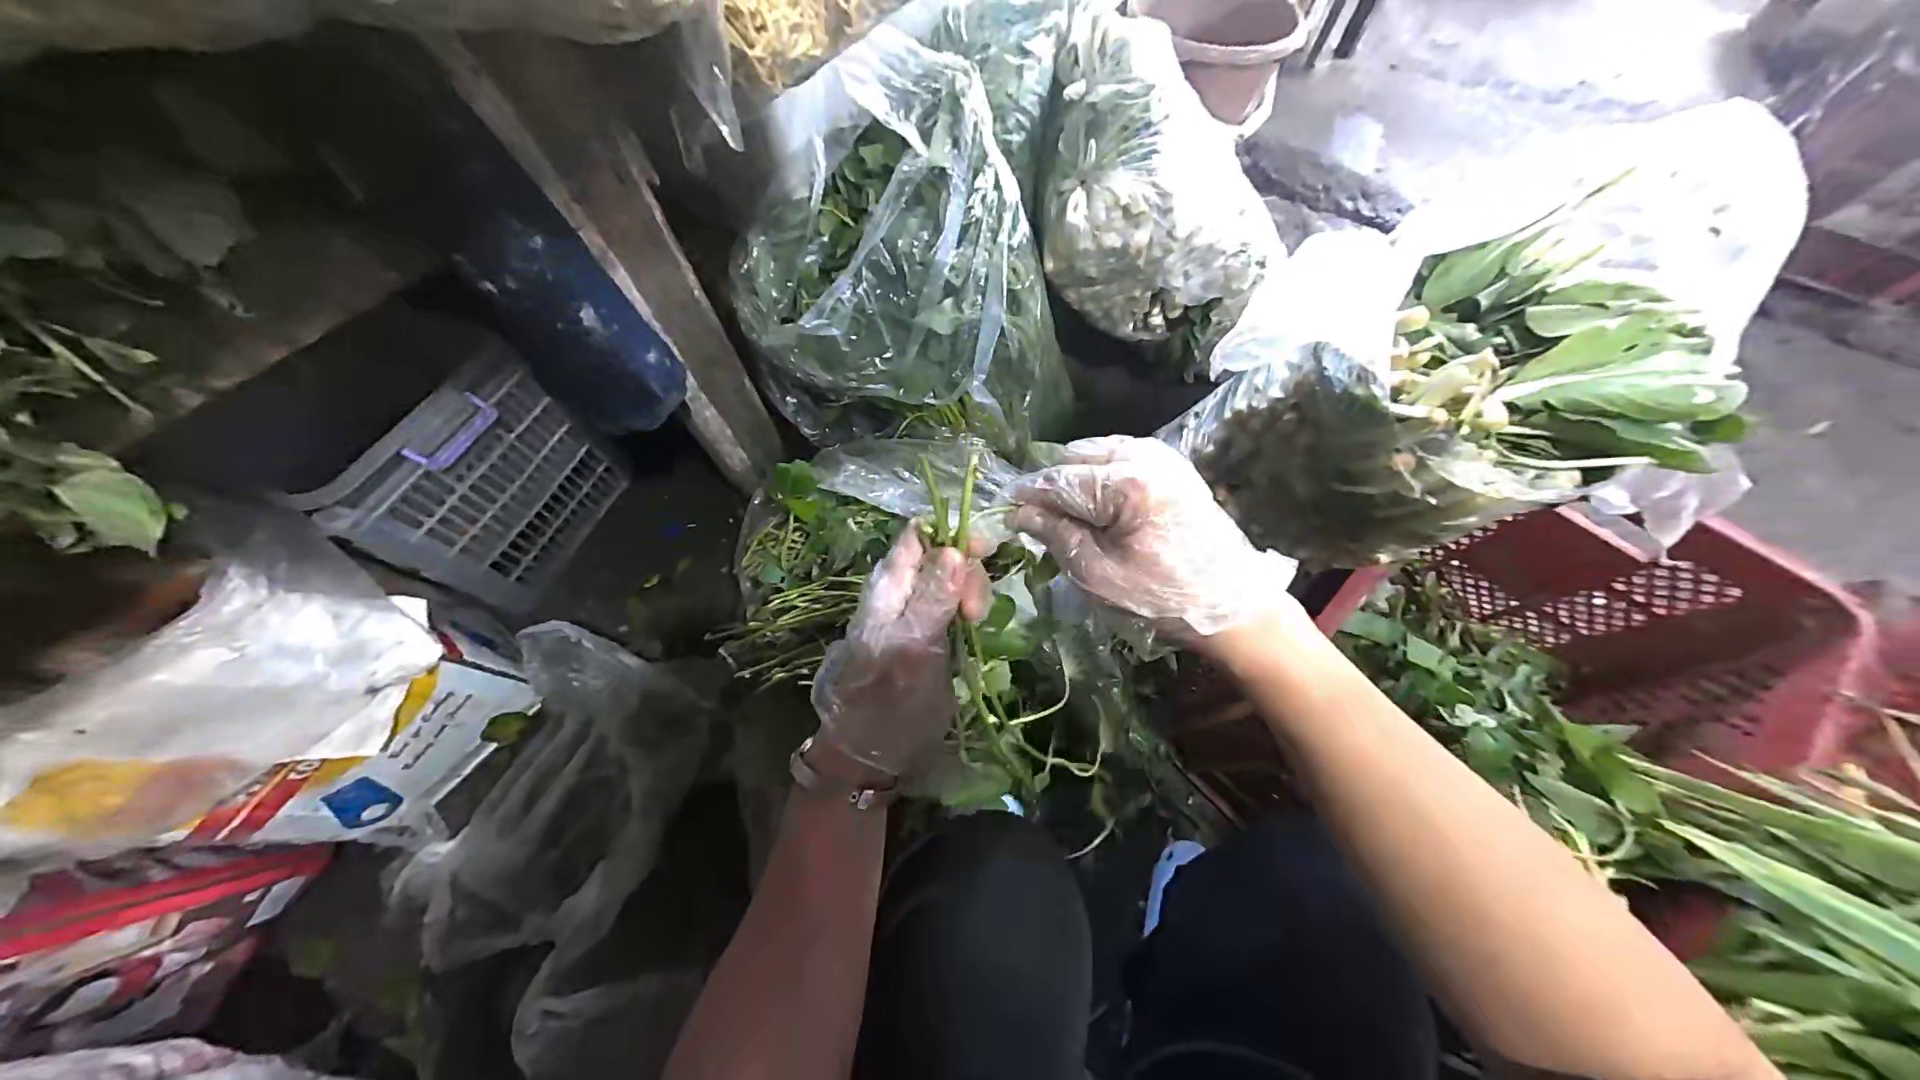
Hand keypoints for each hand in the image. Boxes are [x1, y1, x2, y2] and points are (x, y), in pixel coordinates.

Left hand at [810, 527, 991, 775]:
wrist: (871, 750)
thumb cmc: (888, 701)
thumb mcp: (911, 647)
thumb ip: (931, 598)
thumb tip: (954, 549)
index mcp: (888, 586)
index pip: (919, 536)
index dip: (952, 535)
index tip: (983, 554)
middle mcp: (901, 592)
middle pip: (942, 555)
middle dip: (967, 573)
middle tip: (976, 613)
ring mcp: (916, 613)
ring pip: (953, 579)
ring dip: (972, 593)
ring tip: (975, 625)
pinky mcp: (931, 633)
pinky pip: (955, 605)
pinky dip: (970, 611)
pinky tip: (974, 630)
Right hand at [1010, 436, 1297, 641]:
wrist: (1231, 604)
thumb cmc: (1161, 596)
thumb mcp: (1097, 573)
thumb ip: (1056, 534)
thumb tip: (1020, 511)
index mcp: (1126, 482)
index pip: (1058, 479)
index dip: (1026, 494)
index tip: (1002, 507)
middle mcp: (1144, 454)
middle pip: (1074, 456)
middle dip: (1051, 485)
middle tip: (1038, 519)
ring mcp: (1160, 455)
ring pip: (1094, 453)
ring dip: (1074, 479)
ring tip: (1066, 517)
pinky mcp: (1170, 464)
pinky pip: (1118, 458)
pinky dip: (1098, 477)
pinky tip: (1096, 507)